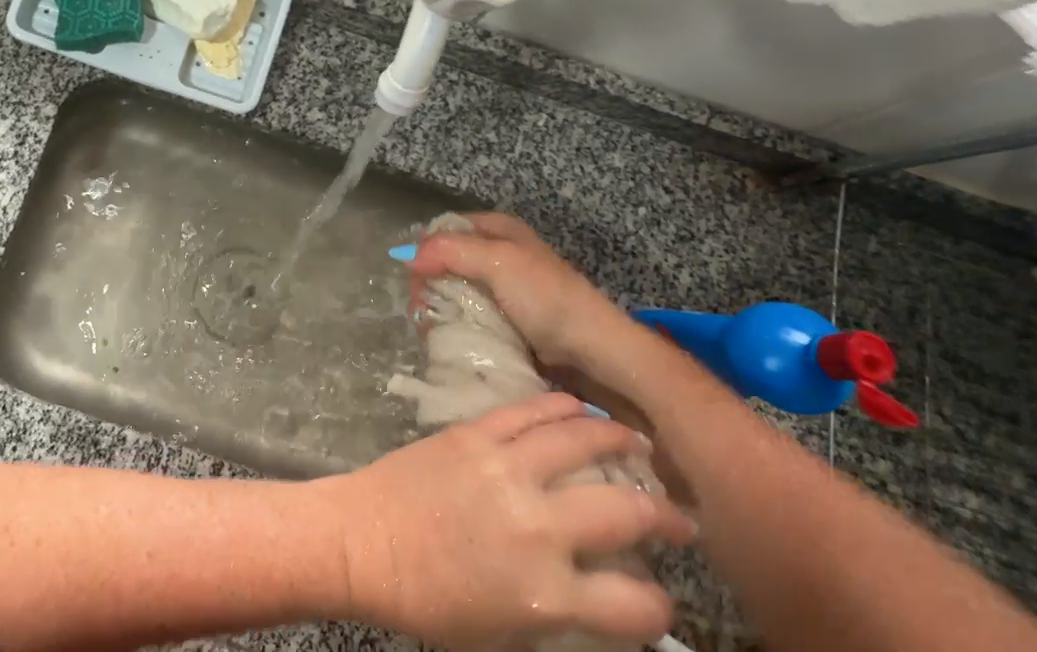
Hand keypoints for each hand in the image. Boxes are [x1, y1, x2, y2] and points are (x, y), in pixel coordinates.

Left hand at [318, 392, 694, 646]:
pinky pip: (528, 412)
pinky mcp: (473, 435)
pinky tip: (580, 407)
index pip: (636, 605)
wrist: (361, 544)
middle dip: (665, 515)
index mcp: (546, 592)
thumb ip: (558, 614)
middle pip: (626, 512)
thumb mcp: (502, 632)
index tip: (657, 597)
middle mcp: (537, 526)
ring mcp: (504, 470)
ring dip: (620, 440)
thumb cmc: (426, 599)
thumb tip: (598, 596)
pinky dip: (560, 406)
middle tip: (675, 514)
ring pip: (582, 441)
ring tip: (638, 443)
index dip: (657, 606)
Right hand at [408, 211, 630, 369]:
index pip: (444, 229)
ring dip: (438, 308)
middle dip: (428, 284)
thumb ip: (450, 251)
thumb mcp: (498, 262)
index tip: (416, 276)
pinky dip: (453, 324)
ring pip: (452, 291)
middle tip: (423, 309)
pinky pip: (465, 315)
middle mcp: (497, 253)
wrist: (590, 349)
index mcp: (497, 229)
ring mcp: (500, 288)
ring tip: (432, 327)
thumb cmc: (546, 298)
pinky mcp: (503, 318)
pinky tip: (447, 337)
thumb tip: (405, 255)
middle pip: (444, 262)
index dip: (426, 249)